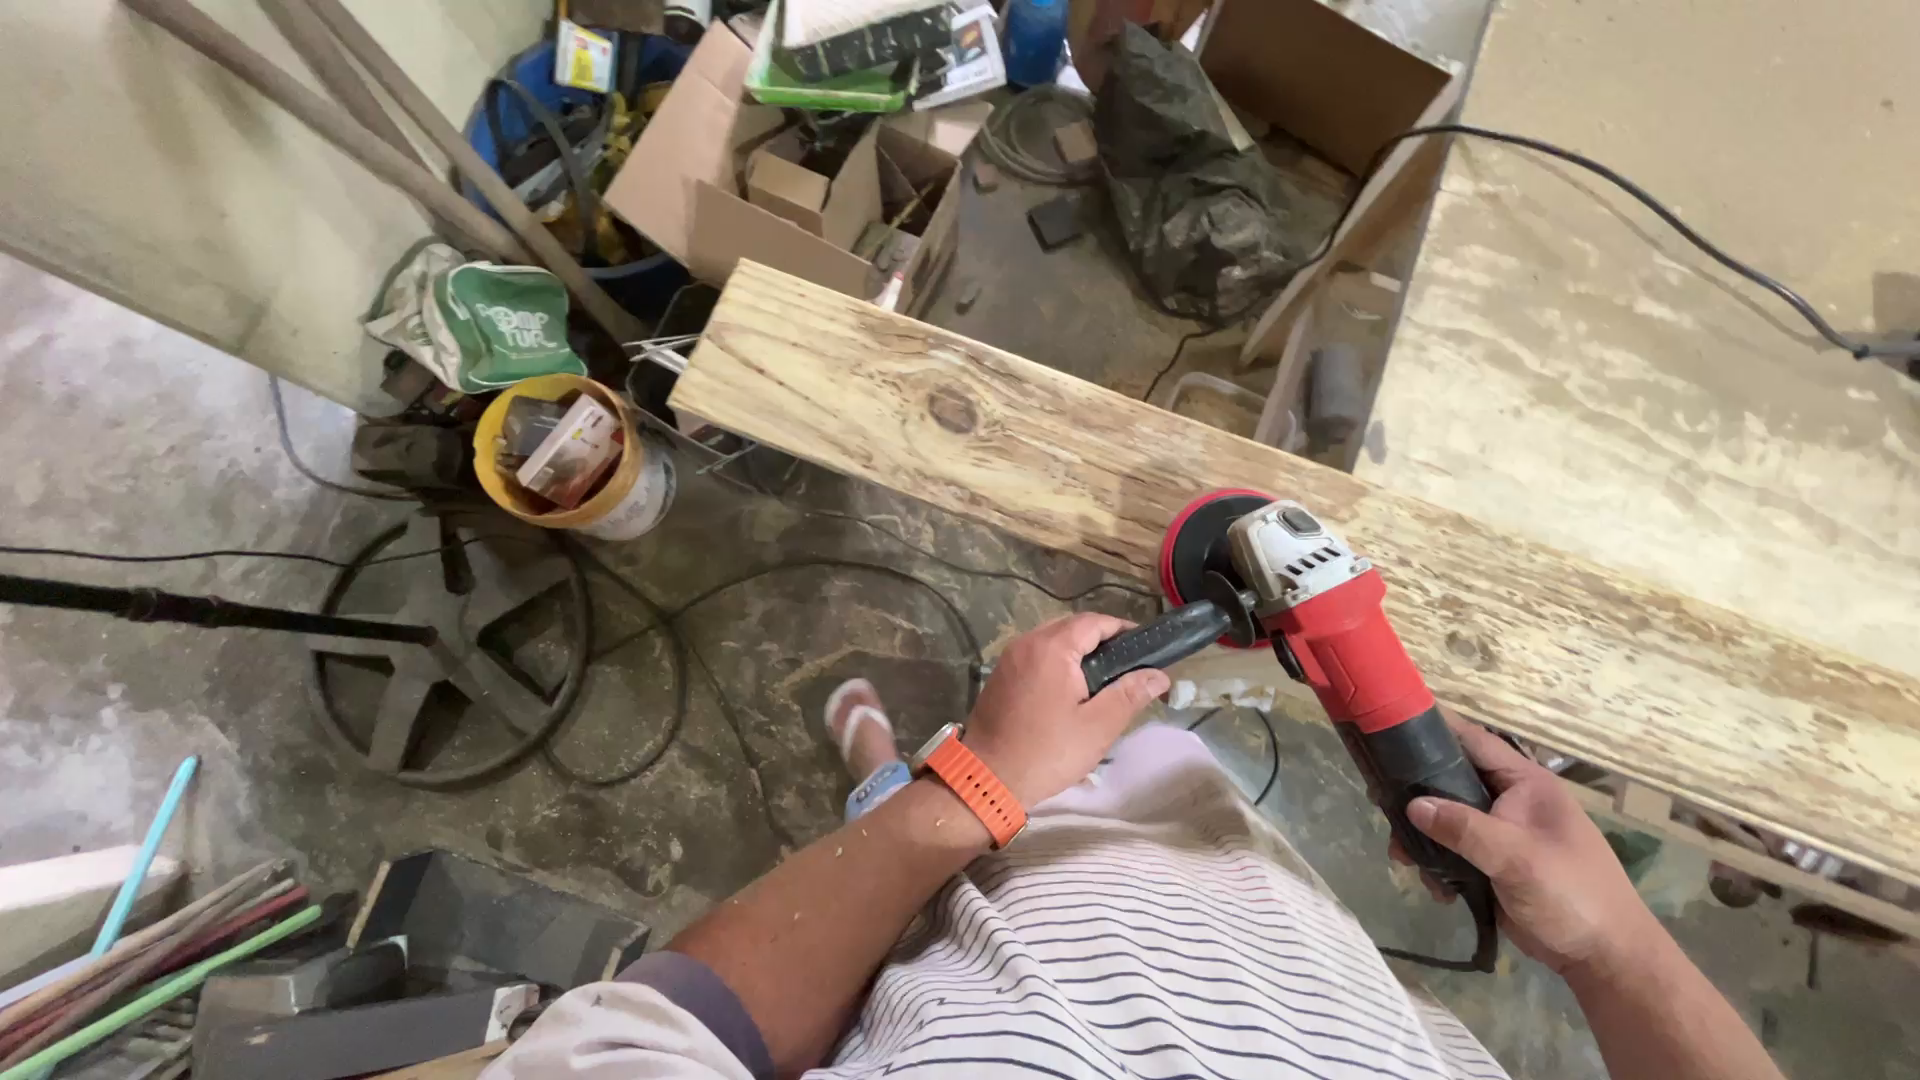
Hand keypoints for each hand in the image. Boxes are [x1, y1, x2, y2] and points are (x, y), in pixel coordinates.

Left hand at [963, 614, 1168, 805]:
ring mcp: (1009, 659)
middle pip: (1070, 627)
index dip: (1121, 629)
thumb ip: (1129, 694)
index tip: (1143, 647)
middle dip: (1100, 640)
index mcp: (1051, 648)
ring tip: (1101, 679)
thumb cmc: (1047, 752)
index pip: (1093, 621)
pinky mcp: (1000, 676)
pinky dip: (1055, 662)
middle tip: (1126, 666)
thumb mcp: (1098, 726)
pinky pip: (1034, 656)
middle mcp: (1026, 643)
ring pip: (1050, 641)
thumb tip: (1159, 675)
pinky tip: (1069, 689)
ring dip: (1076, 651)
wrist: (986, 778)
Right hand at [1403, 712, 1662, 977]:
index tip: (1389, 722)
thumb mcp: (1517, 858)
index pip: (1473, 740)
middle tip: (1377, 798)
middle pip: (1448, 778)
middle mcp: (1510, 799)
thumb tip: (1410, 805)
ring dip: (1420, 836)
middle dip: (1414, 792)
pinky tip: (1433, 885)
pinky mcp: (1490, 860)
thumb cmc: (1573, 896)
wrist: (1606, 961)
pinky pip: (1449, 848)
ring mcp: (1499, 831)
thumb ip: (1463, 827)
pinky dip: (1435, 862)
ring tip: (1402, 857)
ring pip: (1443, 816)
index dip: (1434, 727)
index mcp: (1526, 784)